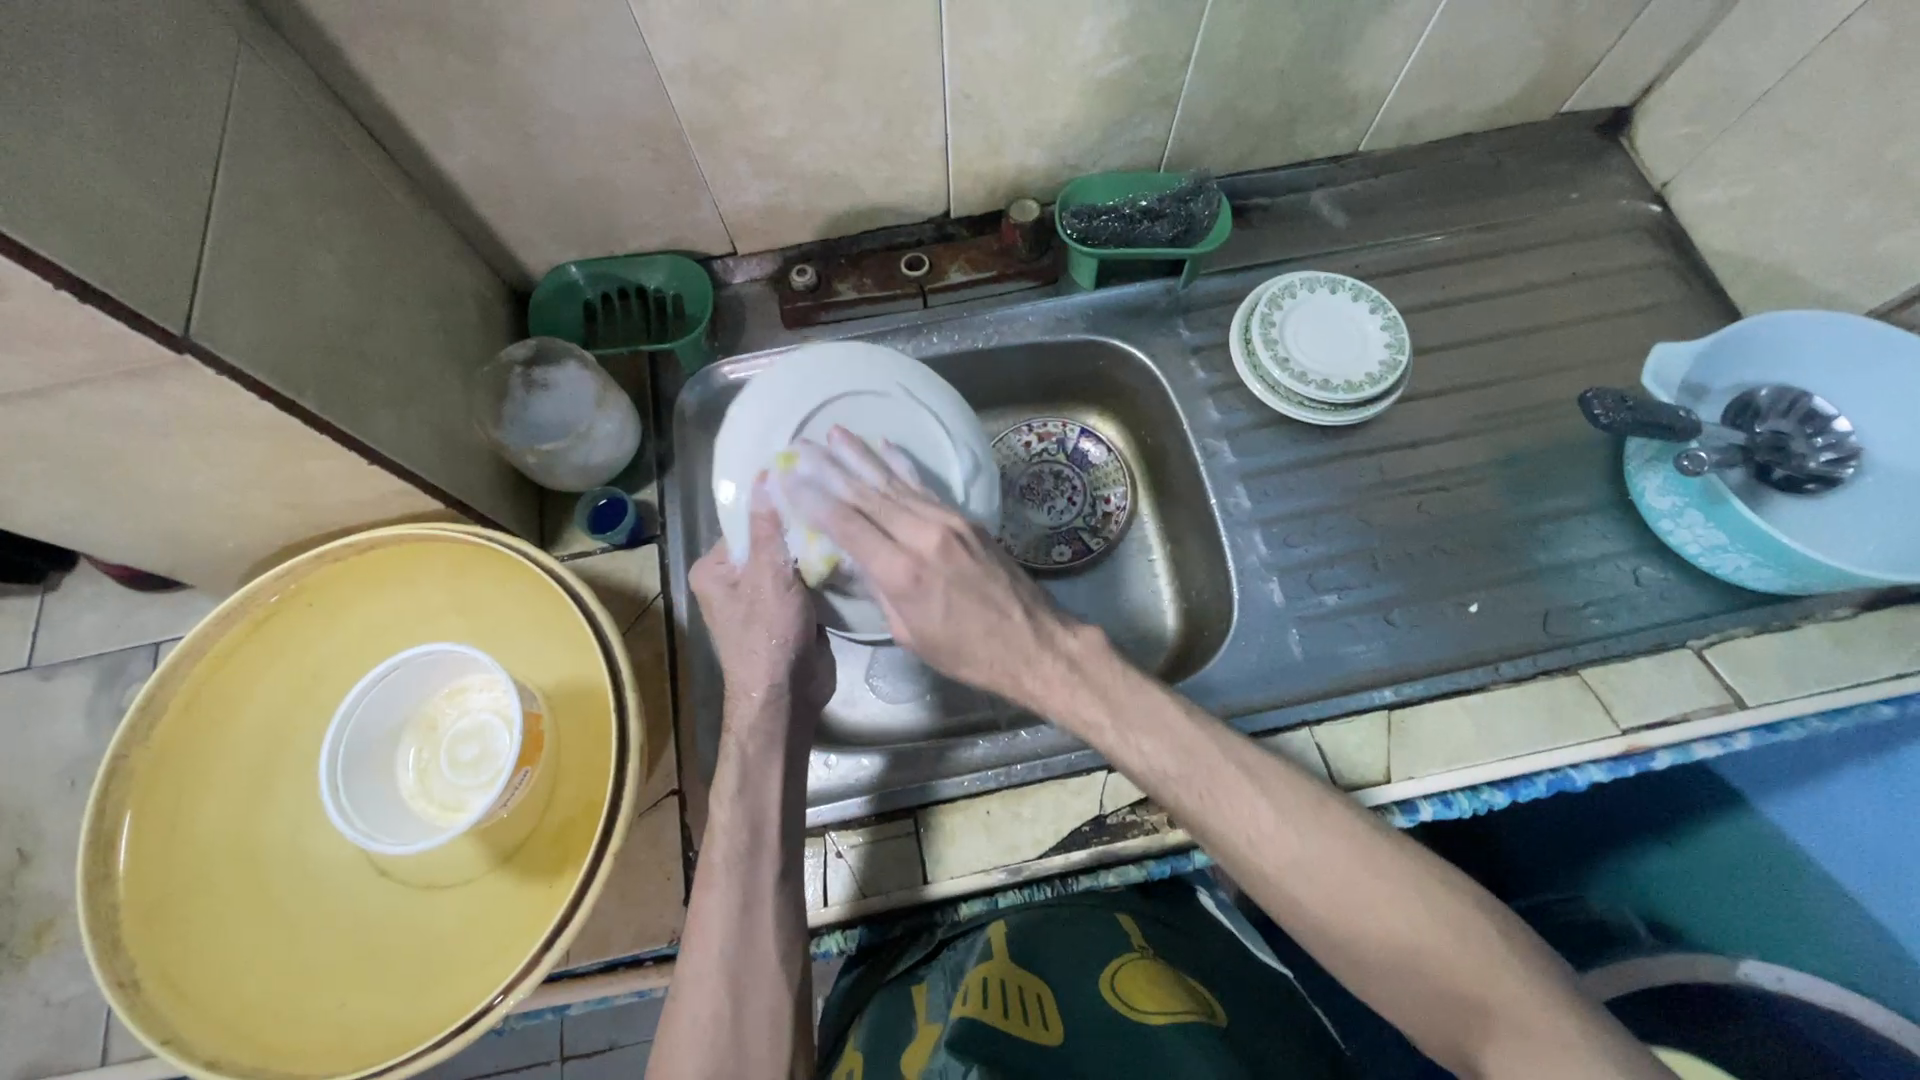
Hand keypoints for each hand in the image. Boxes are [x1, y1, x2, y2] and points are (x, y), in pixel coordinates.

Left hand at [689, 477, 834, 723]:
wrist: (787, 695)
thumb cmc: (767, 634)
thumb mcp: (767, 574)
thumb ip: (768, 526)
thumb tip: (765, 476)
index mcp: (714, 570)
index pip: (745, 523)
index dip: (776, 505)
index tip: (810, 483)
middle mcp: (734, 582)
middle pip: (770, 541)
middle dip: (800, 529)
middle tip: (835, 502)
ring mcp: (763, 600)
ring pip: (792, 562)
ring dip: (816, 551)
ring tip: (846, 523)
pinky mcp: (789, 614)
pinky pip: (806, 583)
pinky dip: (824, 574)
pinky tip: (849, 554)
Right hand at [776, 428, 1091, 707]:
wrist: (1032, 641)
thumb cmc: (966, 652)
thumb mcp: (909, 633)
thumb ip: (877, 590)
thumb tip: (849, 558)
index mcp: (902, 572)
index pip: (846, 525)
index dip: (812, 500)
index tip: (787, 478)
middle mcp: (922, 536)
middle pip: (866, 495)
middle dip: (829, 469)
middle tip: (799, 446)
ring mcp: (947, 522)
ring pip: (894, 482)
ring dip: (861, 456)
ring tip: (833, 434)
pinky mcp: (965, 519)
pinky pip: (924, 486)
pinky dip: (901, 465)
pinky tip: (883, 446)